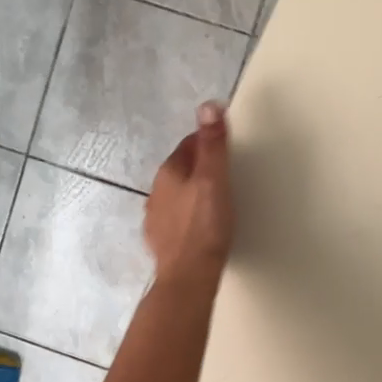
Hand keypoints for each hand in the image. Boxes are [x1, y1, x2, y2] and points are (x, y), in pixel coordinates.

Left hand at [144, 101, 234, 282]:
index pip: (189, 145)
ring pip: (177, 196)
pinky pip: (175, 220)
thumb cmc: (205, 226)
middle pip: (182, 170)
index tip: (227, 149)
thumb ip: (213, 144)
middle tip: (226, 176)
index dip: (209, 143)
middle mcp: (156, 191)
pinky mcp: (160, 241)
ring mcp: (155, 218)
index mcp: (169, 172)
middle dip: (201, 169)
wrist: (188, 277)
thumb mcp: (214, 180)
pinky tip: (200, 227)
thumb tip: (208, 105)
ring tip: (216, 203)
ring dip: (192, 194)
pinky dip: (187, 218)